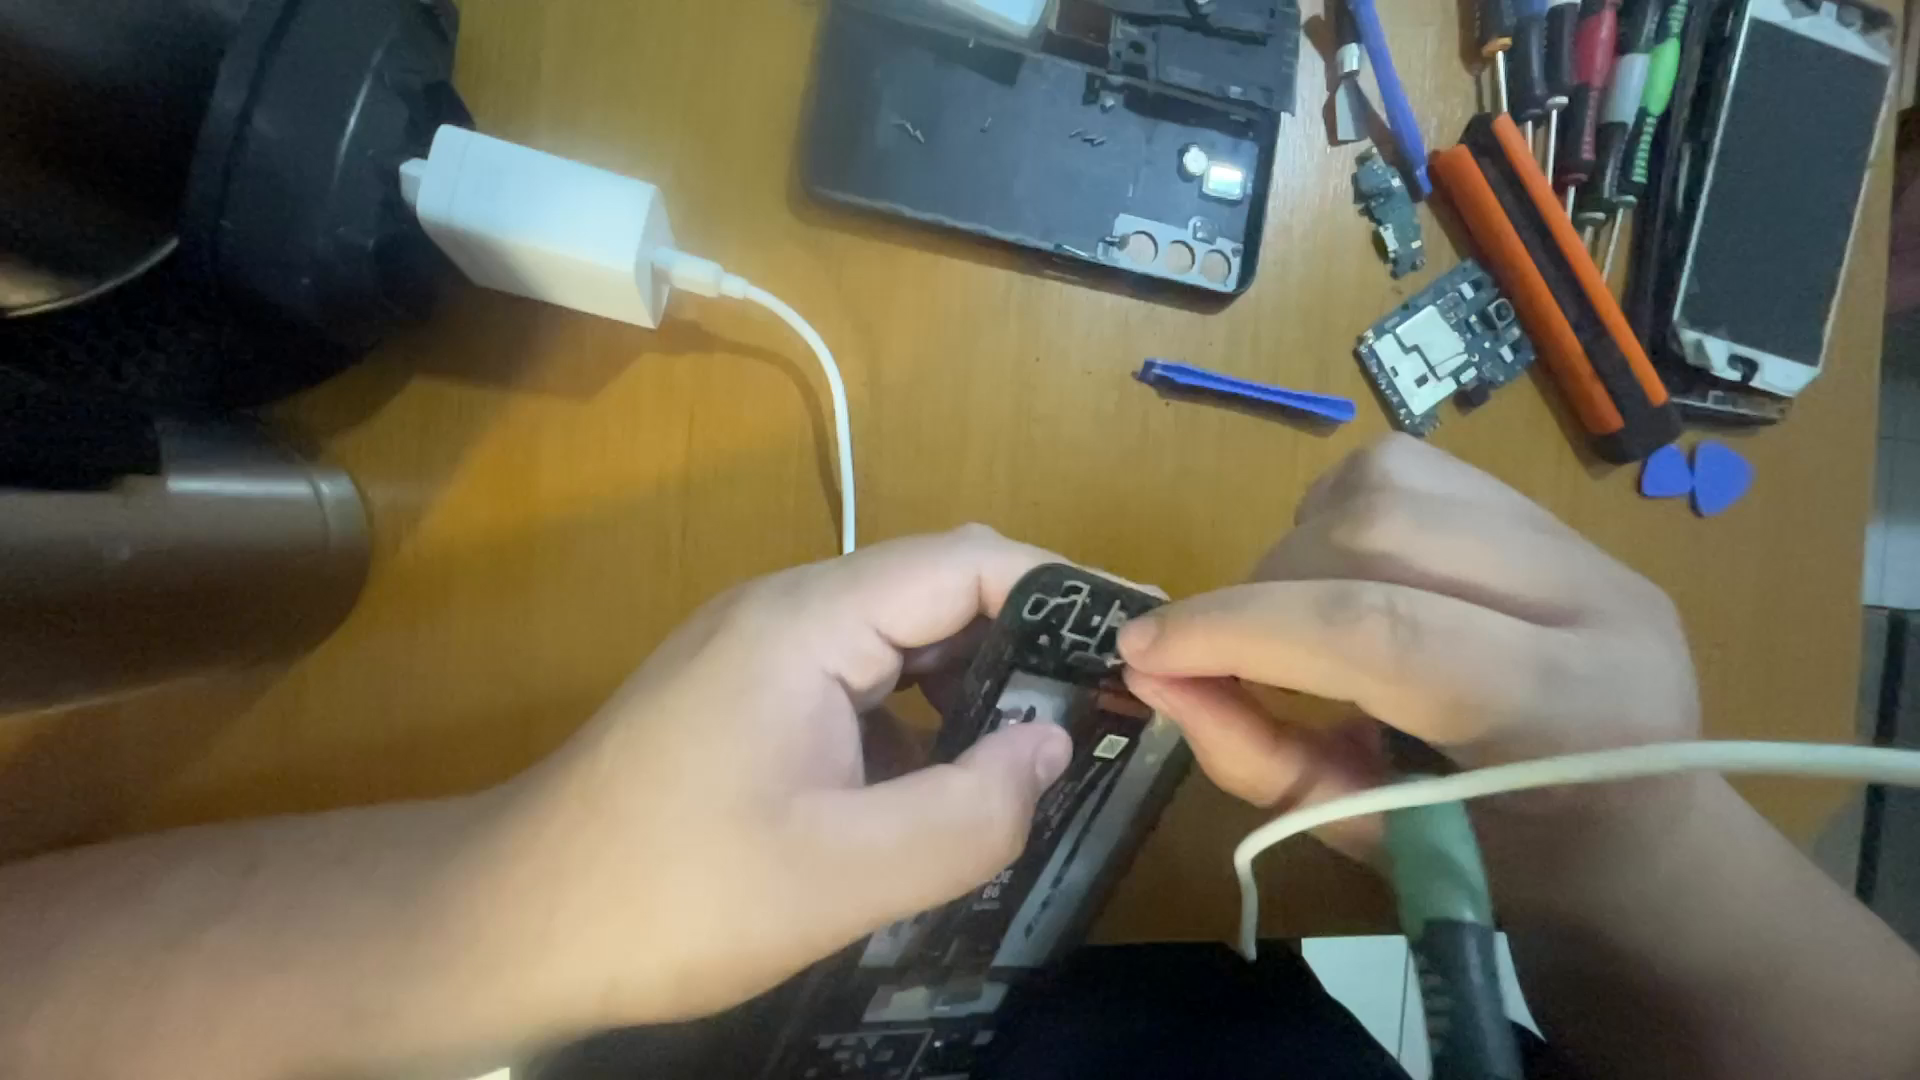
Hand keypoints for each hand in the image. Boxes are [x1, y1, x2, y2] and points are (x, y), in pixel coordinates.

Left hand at [492, 527, 1073, 1028]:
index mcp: (812, 621)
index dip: (1058, 591)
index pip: (966, 564)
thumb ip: (968, 813)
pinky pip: (869, 673)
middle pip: (940, 585)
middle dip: (1029, 635)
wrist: (509, 919)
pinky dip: (925, 710)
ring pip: (906, 631)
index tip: (1131, 641)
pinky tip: (944, 774)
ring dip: (976, 675)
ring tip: (1041, 739)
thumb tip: (1052, 746)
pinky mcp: (759, 685)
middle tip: (1105, 700)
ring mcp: (771, 644)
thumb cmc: (668, 896)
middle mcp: (794, 607)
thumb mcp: (840, 876)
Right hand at [1116, 435, 1700, 851]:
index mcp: (1573, 714)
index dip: (1239, 628)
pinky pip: (1397, 468)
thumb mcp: (1362, 838)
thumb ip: (1249, 754)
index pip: (1378, 631)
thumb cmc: (1501, 862)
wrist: (1634, 826)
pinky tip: (1339, 574)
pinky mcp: (1535, 510)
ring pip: (1380, 480)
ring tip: (1295, 615)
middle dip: (1259, 593)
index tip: (1142, 651)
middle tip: (1224, 654)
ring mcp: (1571, 538)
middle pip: (1372, 535)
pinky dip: (1331, 512)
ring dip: (1296, 545)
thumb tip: (1147, 673)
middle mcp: (1592, 599)